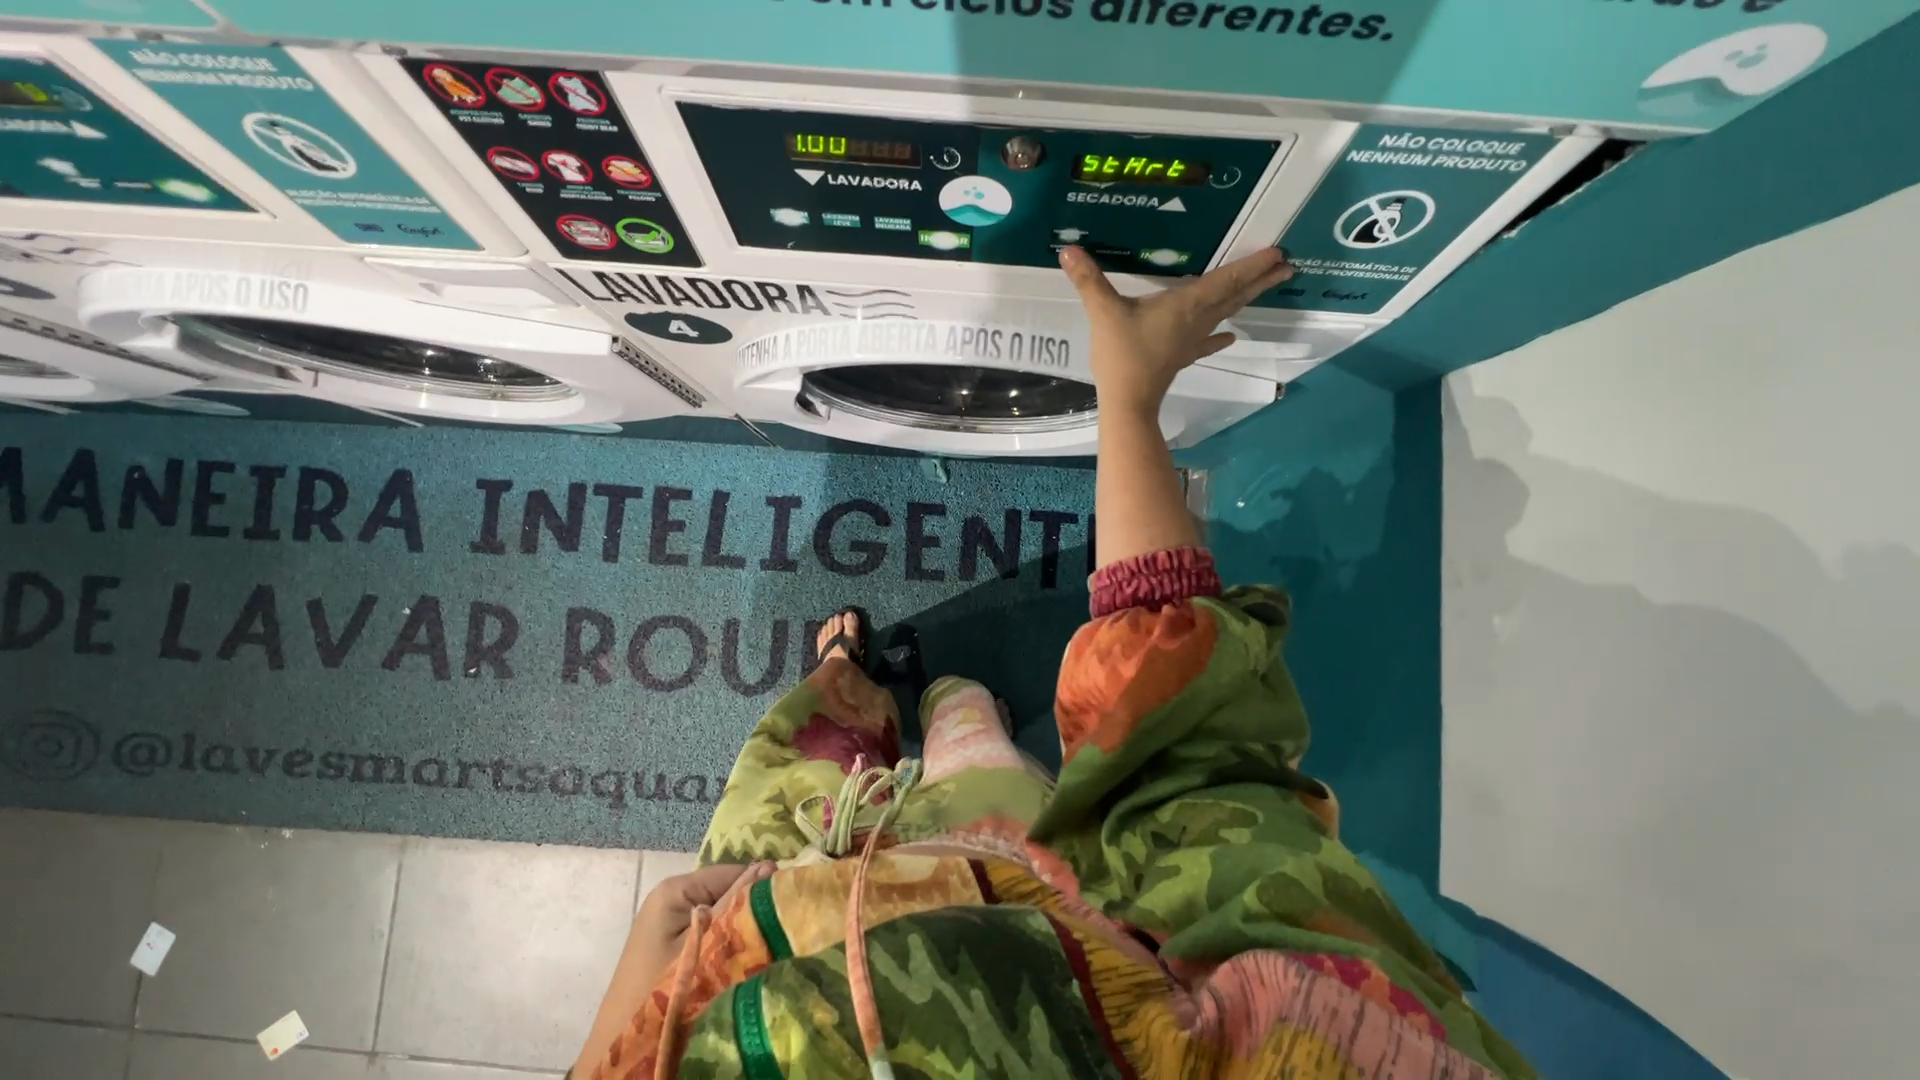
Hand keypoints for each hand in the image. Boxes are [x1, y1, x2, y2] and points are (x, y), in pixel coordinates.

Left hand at [573, 861, 774, 1076]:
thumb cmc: (663, 992)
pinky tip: (738, 960)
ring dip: (739, 928)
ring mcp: (669, 921)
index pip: (734, 872)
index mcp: (676, 889)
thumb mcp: (706, 945)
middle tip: (779, 932)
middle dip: (751, 910)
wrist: (621, 1047)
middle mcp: (671, 897)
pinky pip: (708, 930)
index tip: (789, 910)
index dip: (763, 888)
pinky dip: (725, 942)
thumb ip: (737, 904)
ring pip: (720, 913)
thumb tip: (771, 865)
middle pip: (726, 890)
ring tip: (764, 947)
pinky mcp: (670, 944)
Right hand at [1060, 246, 1293, 415]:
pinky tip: (1231, 334)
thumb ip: (1089, 280)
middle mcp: (1196, 319)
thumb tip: (1067, 250)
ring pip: (1226, 314)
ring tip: (1269, 286)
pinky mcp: (1182, 357)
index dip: (1252, 265)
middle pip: (1235, 295)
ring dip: (1247, 299)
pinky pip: (1208, 341)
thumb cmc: (1122, 355)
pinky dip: (1221, 335)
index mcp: (1186, 304)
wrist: (1128, 401)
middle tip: (1288, 266)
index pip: (1226, 279)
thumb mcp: (1104, 312)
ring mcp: (1192, 340)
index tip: (1279, 252)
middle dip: (1261, 279)